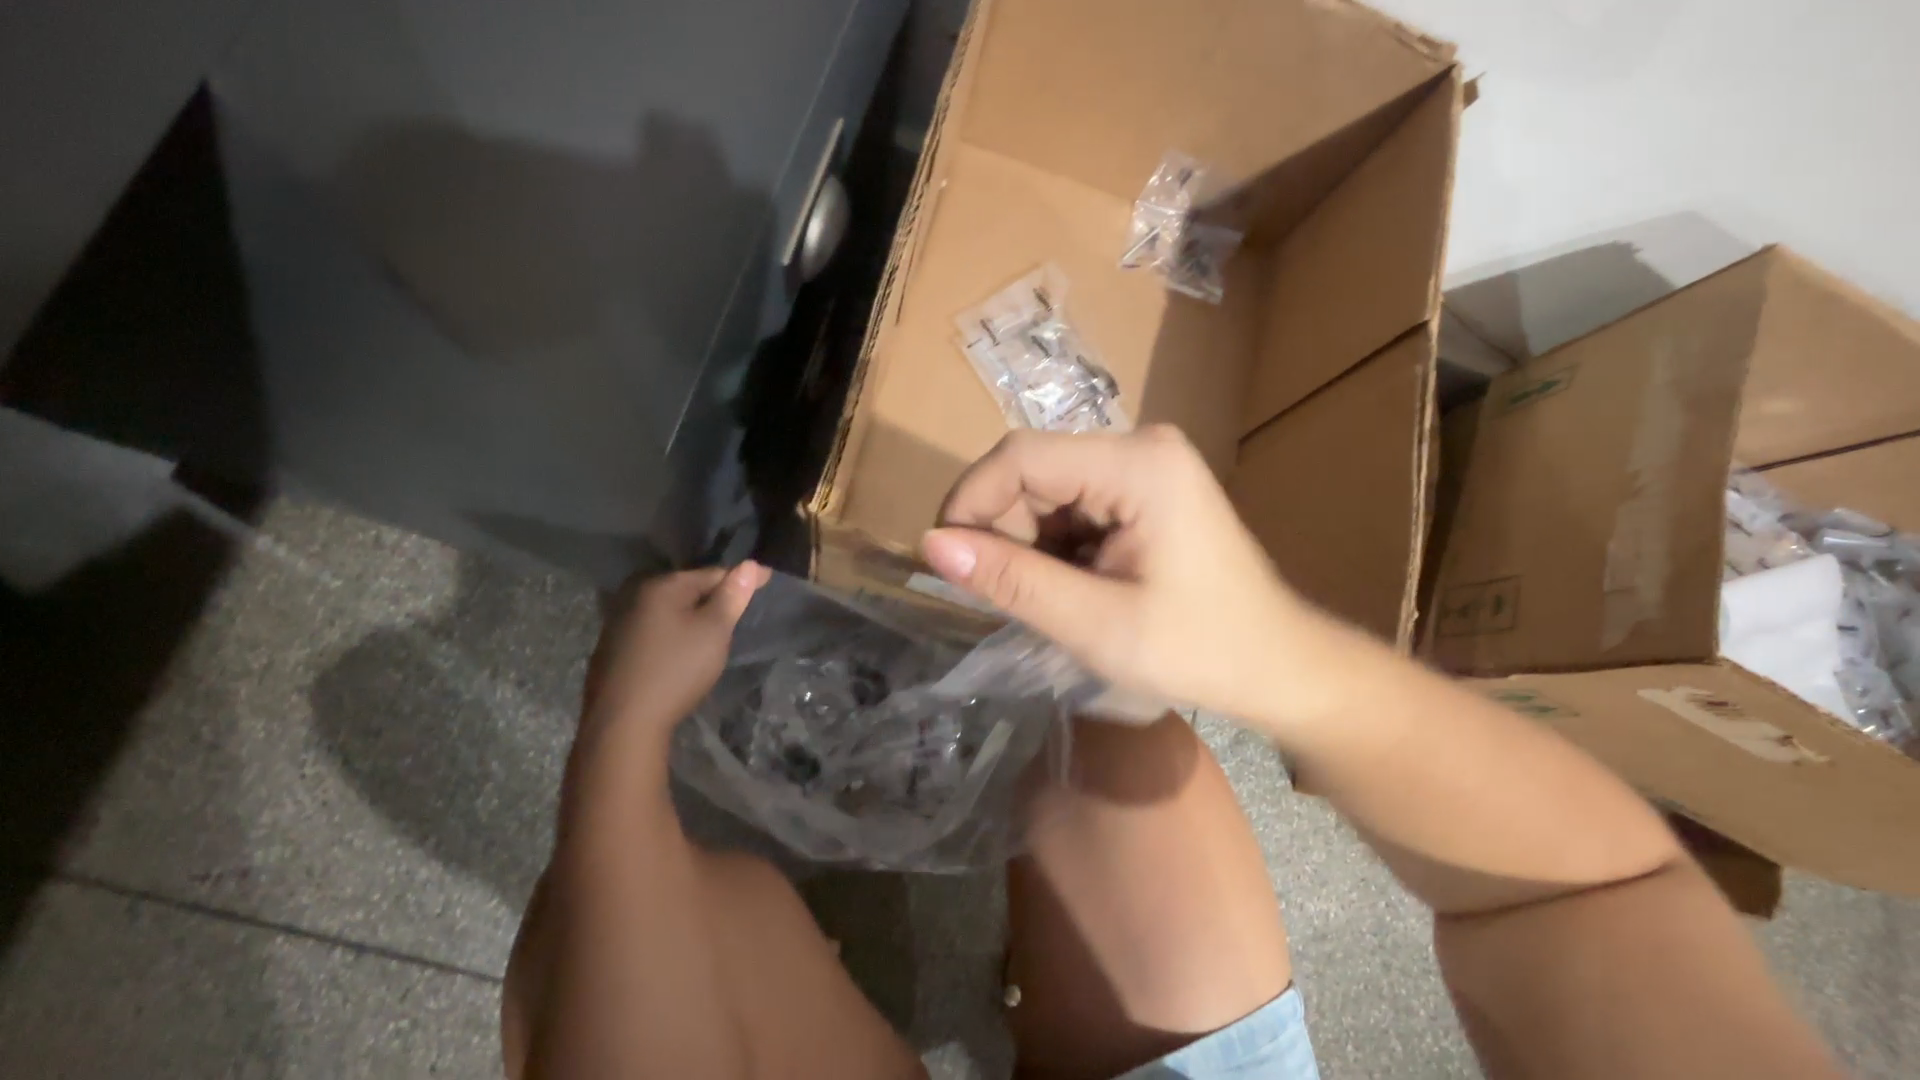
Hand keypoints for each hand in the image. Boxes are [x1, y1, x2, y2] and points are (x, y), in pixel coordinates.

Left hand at [585, 562, 771, 732]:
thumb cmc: (676, 670)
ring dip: (689, 616)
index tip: (765, 583)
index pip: (712, 573)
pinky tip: (678, 652)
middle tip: (735, 617)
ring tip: (710, 635)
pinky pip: (651, 627)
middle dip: (712, 598)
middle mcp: (634, 593)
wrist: (624, 721)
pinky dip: (670, 632)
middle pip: (686, 588)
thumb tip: (750, 564)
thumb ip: (732, 596)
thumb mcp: (713, 631)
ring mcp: (618, 620)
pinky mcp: (611, 645)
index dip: (740, 581)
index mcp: (661, 584)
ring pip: (667, 609)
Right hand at [920, 427, 1344, 722]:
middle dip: (1002, 530)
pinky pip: (1072, 505)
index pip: (1021, 456)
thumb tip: (931, 547)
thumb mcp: (1096, 624)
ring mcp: (1145, 466)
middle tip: (1003, 596)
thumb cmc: (1200, 651)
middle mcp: (1141, 447)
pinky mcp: (1143, 490)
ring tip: (1050, 601)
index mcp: (1139, 464)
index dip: (970, 501)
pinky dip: (1055, 547)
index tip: (944, 560)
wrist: (1279, 667)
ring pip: (1046, 490)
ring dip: (1028, 544)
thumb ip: (1013, 581)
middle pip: (1033, 470)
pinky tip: (1073, 589)